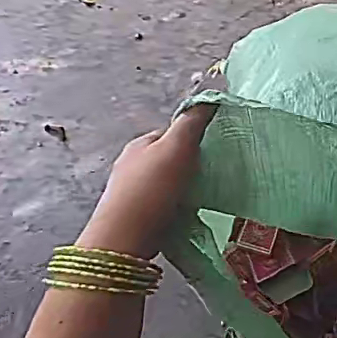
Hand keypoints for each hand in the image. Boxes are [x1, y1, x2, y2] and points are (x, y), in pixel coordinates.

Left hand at [76, 104, 215, 257]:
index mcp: (140, 143)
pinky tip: (181, 215)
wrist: (125, 238)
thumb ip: (191, 122)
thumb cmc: (152, 189)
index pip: (172, 133)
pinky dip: (173, 206)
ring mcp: (130, 190)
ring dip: (181, 188)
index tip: (212, 152)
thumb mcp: (177, 148)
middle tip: (208, 177)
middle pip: (168, 158)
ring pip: (165, 182)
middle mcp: (131, 163)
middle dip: (188, 165)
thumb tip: (207, 99)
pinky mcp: (134, 215)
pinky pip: (161, 204)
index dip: (194, 139)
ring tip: (197, 199)